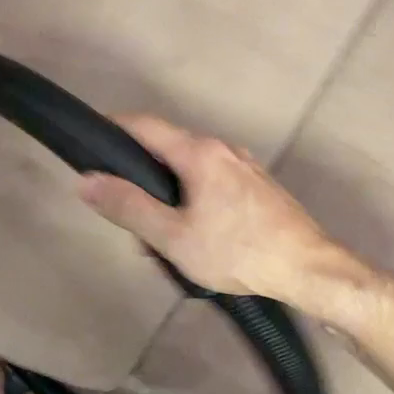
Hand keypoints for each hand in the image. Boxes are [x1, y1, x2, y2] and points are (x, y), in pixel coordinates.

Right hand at [77, 114, 346, 301]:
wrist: (307, 268)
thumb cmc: (237, 252)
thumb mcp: (173, 237)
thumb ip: (128, 207)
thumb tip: (86, 181)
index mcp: (199, 152)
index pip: (144, 125)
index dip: (112, 130)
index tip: (89, 146)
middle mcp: (224, 150)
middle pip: (168, 153)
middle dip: (142, 184)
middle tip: (129, 223)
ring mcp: (247, 168)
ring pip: (193, 175)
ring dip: (169, 202)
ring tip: (163, 245)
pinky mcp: (261, 190)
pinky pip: (215, 188)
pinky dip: (195, 206)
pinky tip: (197, 243)